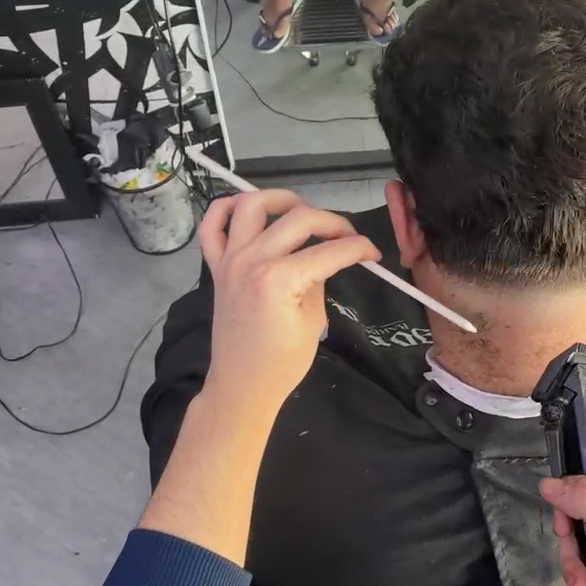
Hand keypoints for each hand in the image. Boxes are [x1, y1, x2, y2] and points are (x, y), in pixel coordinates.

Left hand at [198, 189, 380, 415]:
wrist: (242, 385)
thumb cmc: (282, 364)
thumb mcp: (314, 322)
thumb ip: (319, 280)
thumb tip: (327, 258)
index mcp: (279, 279)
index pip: (330, 250)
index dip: (359, 248)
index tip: (374, 254)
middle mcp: (252, 260)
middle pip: (299, 218)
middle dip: (333, 222)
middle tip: (349, 238)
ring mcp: (230, 260)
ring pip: (252, 205)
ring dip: (281, 199)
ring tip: (302, 210)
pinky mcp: (217, 267)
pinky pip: (212, 226)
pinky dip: (225, 208)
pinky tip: (247, 209)